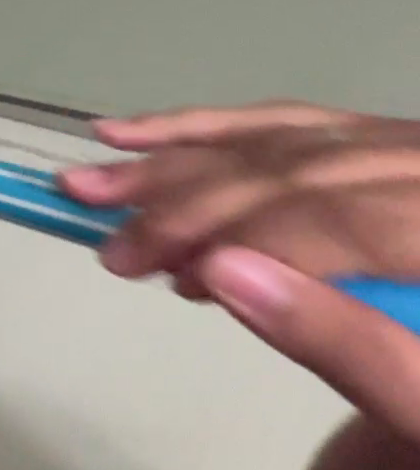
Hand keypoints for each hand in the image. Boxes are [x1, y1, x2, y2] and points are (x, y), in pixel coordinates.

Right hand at [61, 102, 419, 441]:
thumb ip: (354, 347)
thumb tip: (220, 272)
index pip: (349, 219)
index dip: (249, 239)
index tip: (172, 280)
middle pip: (297, 173)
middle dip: (185, 206)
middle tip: (112, 251)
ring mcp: (407, 150)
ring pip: (269, 144)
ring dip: (164, 165)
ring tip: (82, 188)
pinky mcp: (370, 144)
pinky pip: (276, 121)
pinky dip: (195, 128)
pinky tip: (125, 134)